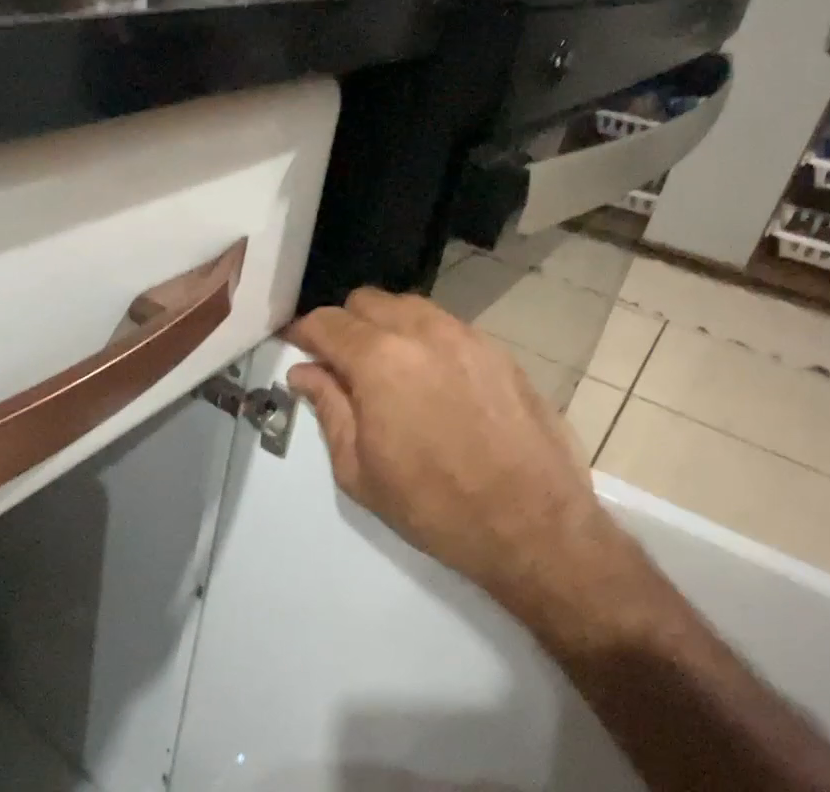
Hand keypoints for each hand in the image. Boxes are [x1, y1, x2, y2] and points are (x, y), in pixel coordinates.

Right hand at [285, 288, 625, 606]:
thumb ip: (329, 409)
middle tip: (340, 364)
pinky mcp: (501, 353)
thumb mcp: (359, 470)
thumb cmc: (434, 506)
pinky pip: (448, 327)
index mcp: (379, 359)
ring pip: (410, 307)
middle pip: (366, 302)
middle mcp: (423, 333)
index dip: (302, 333)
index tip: (295, 349)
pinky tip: (431, 381)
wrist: (535, 527)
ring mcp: (468, 338)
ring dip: (386, 327)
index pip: (325, 322)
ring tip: (386, 369)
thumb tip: (305, 373)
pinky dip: (426, 340)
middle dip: (344, 325)